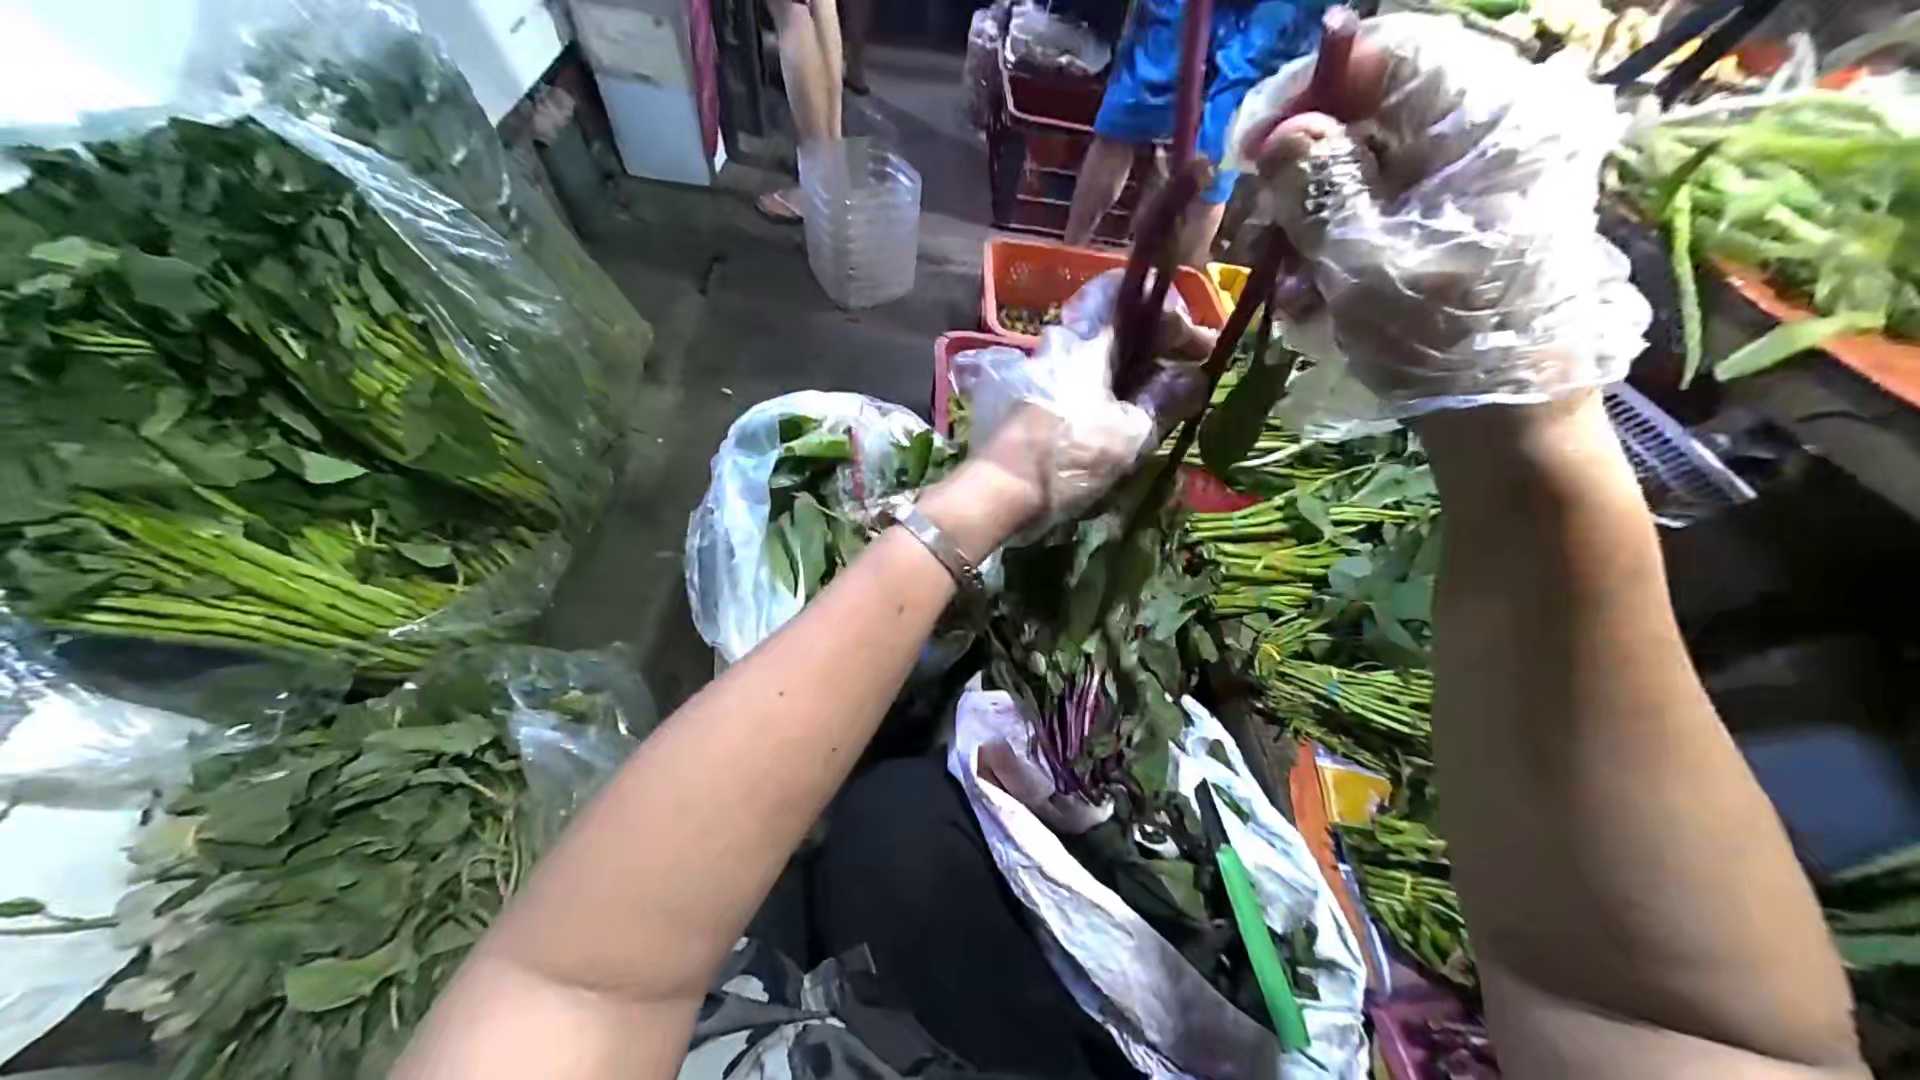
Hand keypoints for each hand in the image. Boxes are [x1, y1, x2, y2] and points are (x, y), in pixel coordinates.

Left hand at [949, 270, 1216, 539]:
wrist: (998, 495)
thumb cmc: (1066, 458)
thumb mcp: (1128, 433)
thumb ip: (1166, 400)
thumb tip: (1194, 377)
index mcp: (1087, 341)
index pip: (1129, 296)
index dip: (1173, 315)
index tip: (1202, 348)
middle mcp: (1063, 348)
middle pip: (1118, 332)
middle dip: (1159, 350)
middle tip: (1189, 379)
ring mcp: (1046, 376)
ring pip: (1102, 362)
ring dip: (1137, 377)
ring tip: (1166, 406)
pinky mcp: (1037, 405)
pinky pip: (1085, 387)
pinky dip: (1114, 396)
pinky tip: (1131, 422)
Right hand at [1223, 13, 1649, 416]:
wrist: (1504, 419)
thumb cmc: (1442, 338)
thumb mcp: (1364, 262)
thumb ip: (1318, 189)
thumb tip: (1279, 133)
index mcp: (1486, 119)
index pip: (1388, 52)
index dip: (1305, 92)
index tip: (1246, 150)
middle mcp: (1487, 132)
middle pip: (1370, 114)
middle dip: (1300, 174)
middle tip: (1256, 227)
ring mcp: (1471, 180)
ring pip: (1364, 170)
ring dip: (1308, 225)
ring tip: (1286, 287)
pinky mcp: (1454, 221)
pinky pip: (1378, 212)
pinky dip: (1334, 250)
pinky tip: (1312, 299)